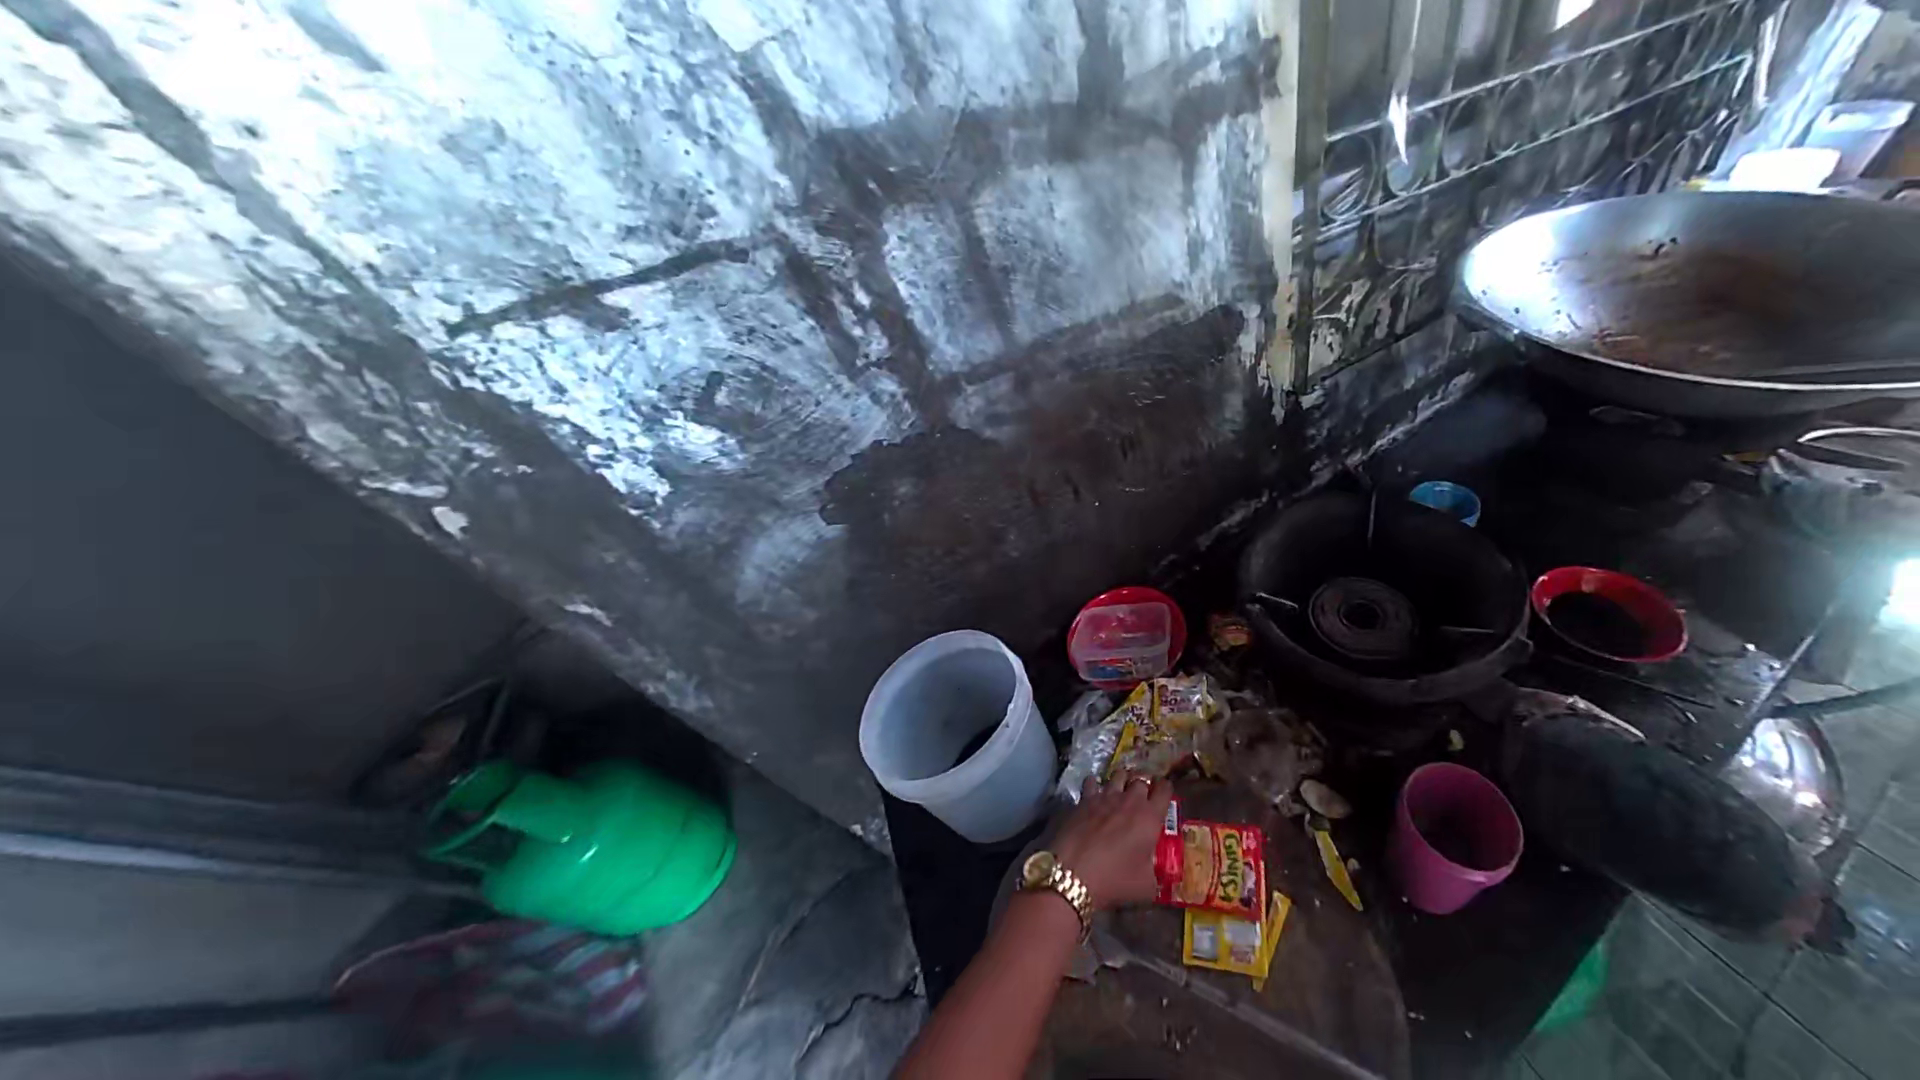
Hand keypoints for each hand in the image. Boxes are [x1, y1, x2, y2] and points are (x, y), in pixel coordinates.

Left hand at [1054, 770, 1173, 909]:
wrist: (1075, 872)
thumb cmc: (1116, 879)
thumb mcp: (1147, 886)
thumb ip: (1155, 875)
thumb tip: (1155, 875)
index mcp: (1150, 817)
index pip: (1164, 790)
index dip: (1166, 788)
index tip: (1164, 792)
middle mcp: (1129, 800)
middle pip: (1140, 780)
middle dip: (1144, 786)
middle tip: (1143, 797)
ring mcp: (1105, 796)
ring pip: (1118, 775)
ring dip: (1122, 780)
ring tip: (1121, 789)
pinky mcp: (1084, 799)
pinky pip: (1092, 782)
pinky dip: (1095, 784)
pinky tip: (1095, 792)